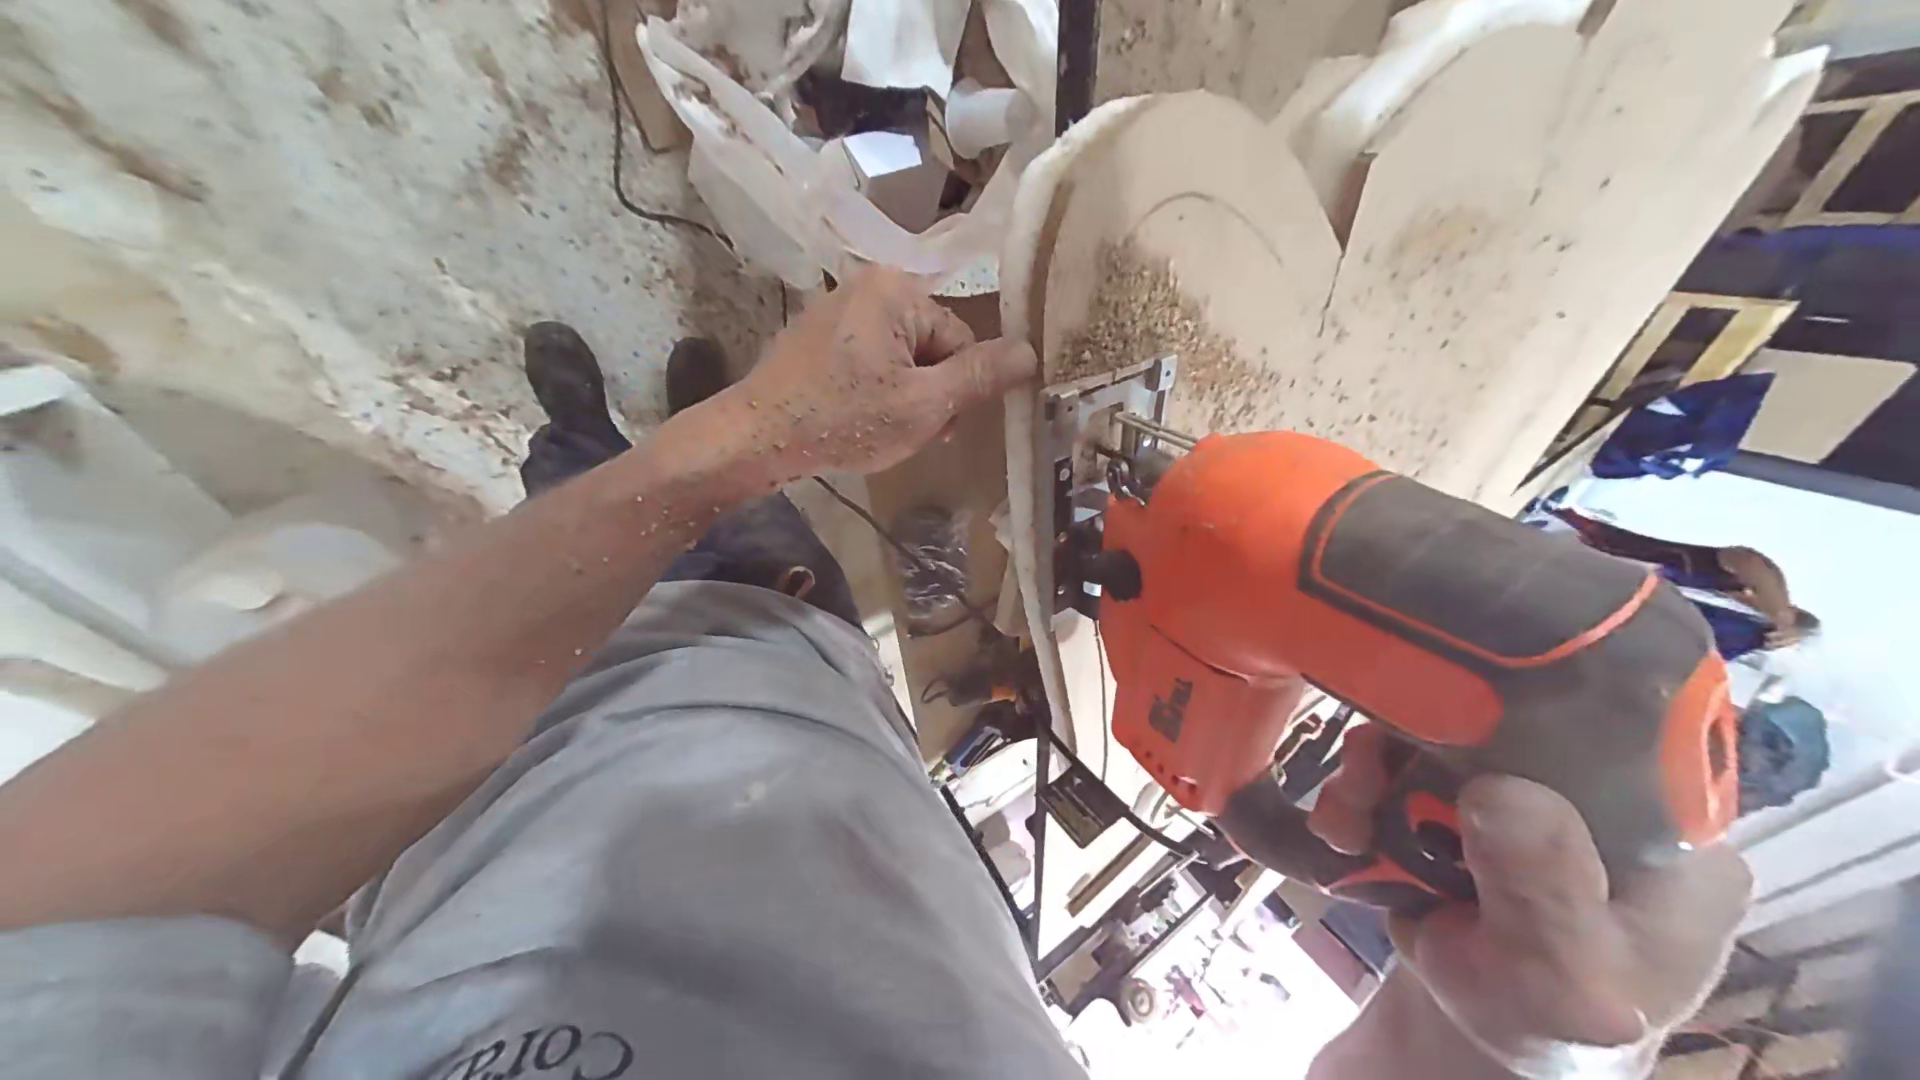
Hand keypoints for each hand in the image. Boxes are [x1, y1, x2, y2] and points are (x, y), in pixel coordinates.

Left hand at [722, 267, 1036, 478]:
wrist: (757, 436)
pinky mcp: (821, 335)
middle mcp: (869, 285)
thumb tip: (1031, 352)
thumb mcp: (923, 404)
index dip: (957, 389)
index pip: (962, 340)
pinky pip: (871, 359)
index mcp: (898, 290)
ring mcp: (840, 308)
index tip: (938, 425)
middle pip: (932, 346)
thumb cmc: (843, 418)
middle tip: (910, 431)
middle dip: (930, 393)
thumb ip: (979, 377)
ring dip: (906, 397)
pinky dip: (876, 391)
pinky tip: (860, 419)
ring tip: (883, 430)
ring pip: (902, 358)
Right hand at [1310, 726, 1751, 1077]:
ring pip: (1431, 742)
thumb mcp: (1557, 978)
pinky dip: (1359, 791)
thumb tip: (1498, 788)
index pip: (1597, 734)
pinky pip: (1398, 767)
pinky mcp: (1459, 804)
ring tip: (1343, 821)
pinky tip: (1341, 831)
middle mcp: (1596, 801)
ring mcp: (1522, 799)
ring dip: (1370, 774)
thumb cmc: (1543, 1026)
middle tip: (1362, 785)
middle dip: (1410, 750)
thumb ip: (1543, 893)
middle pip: (1493, 729)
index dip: (1510, 715)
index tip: (1437, 732)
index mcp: (1668, 836)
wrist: (1476, 1038)